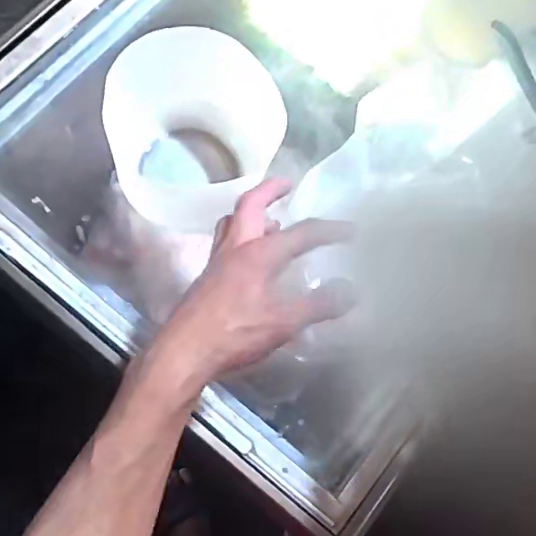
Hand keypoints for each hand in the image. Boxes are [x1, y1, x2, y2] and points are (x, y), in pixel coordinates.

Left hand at [138, 179, 354, 401]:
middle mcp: (234, 249)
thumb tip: (350, 291)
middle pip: (249, 206)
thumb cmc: (234, 333)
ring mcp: (216, 263)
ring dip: (251, 215)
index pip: (301, 234)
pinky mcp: (206, 279)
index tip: (351, 231)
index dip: (328, 230)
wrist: (184, 351)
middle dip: (270, 190)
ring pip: (231, 224)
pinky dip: (241, 239)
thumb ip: (317, 306)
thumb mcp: (283, 323)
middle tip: (287, 185)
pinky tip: (251, 262)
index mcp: (258, 254)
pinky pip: (225, 245)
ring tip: (271, 222)